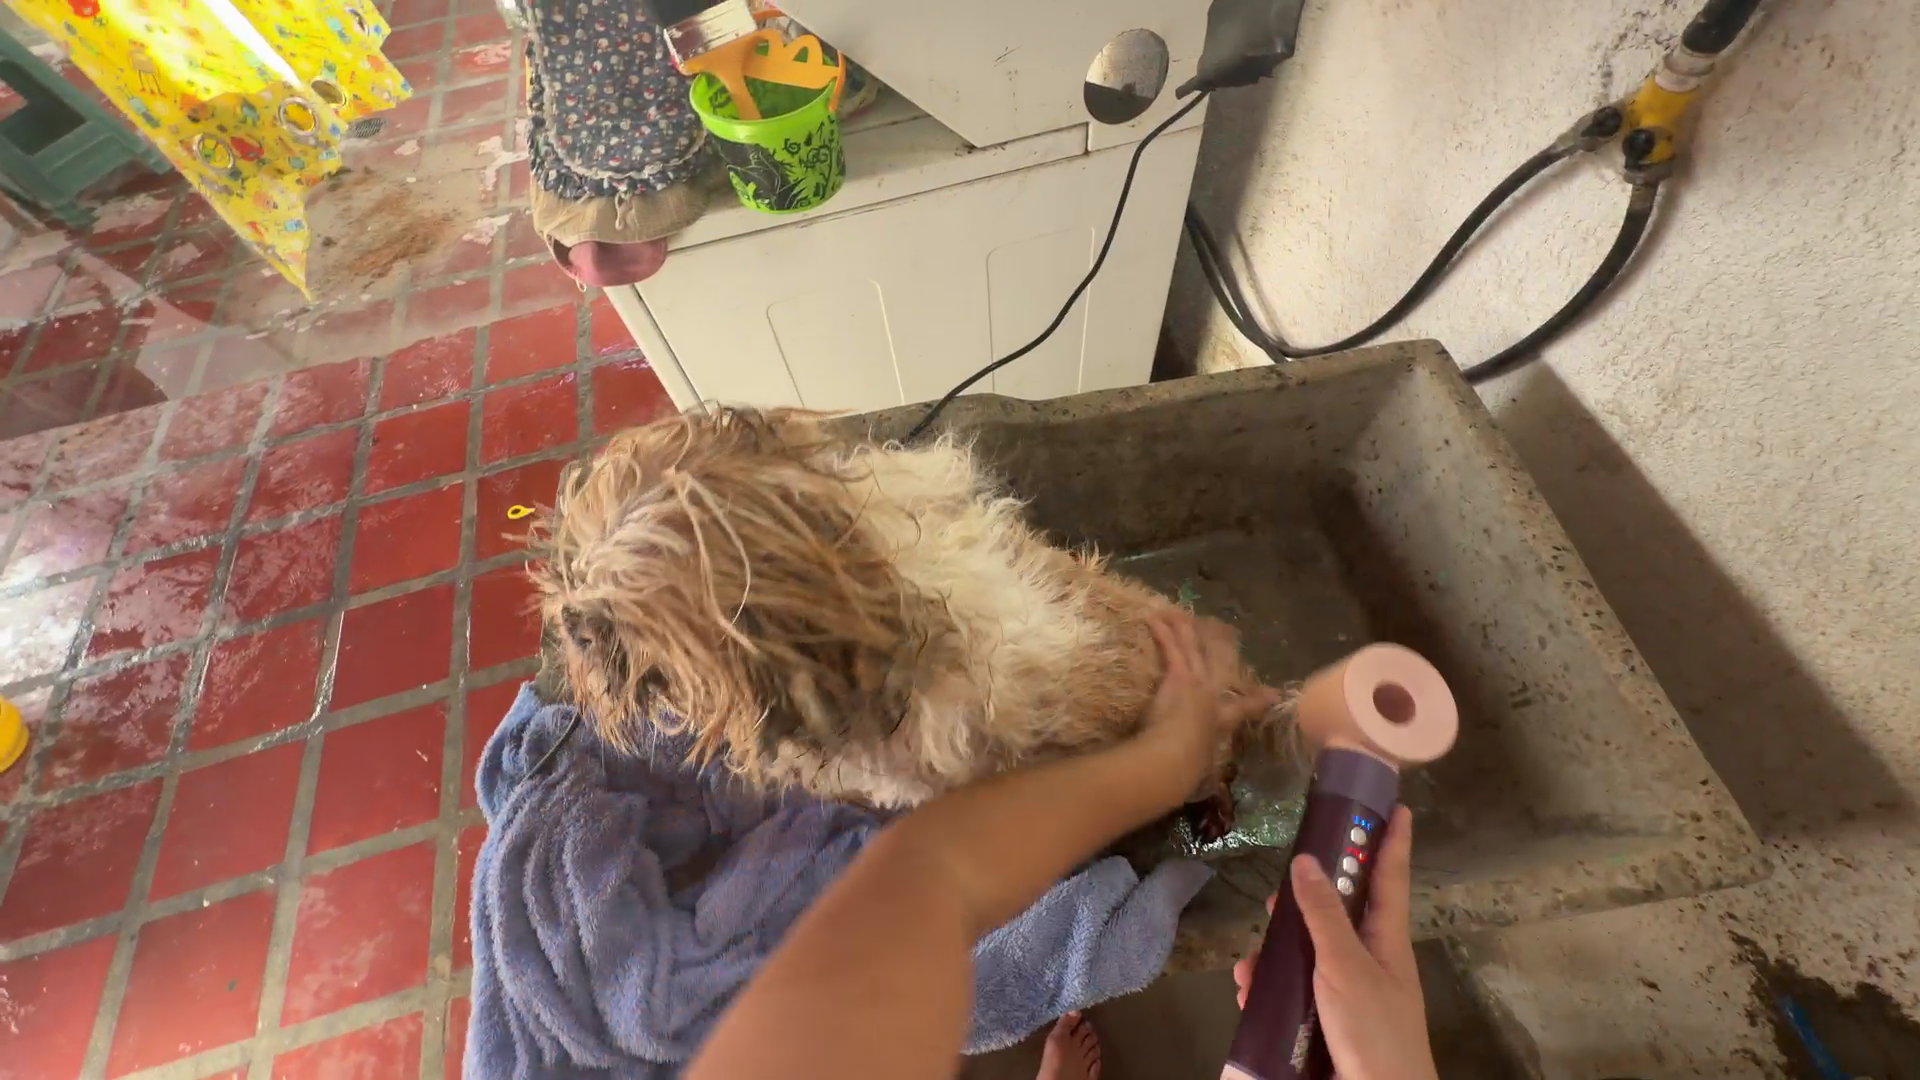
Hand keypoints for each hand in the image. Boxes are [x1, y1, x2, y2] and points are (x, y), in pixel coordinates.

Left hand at [1142, 609, 1277, 789]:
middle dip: (1220, 645)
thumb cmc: (1185, 770)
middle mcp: (1213, 699)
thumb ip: (1198, 772)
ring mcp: (1197, 684)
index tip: (1273, 694)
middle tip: (1223, 628)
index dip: (1259, 700)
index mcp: (1222, 723)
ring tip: (1176, 611)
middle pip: (1220, 664)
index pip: (1244, 709)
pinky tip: (1155, 616)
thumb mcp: (1199, 770)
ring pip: (1193, 649)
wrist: (1173, 761)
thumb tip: (1190, 784)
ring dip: (1184, 629)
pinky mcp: (1179, 677)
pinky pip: (1172, 648)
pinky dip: (1164, 631)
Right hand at [1233, 806, 1438, 1079]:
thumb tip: (1307, 858)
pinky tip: (1251, 992)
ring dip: (1274, 953)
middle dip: (1302, 900)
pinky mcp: (1326, 1017)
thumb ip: (1323, 913)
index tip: (1396, 806)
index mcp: (1386, 939)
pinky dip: (1269, 986)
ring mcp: (1348, 988)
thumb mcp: (1345, 966)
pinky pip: (1292, 986)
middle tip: (1275, 897)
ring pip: (1305, 949)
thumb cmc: (1374, 1031)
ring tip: (1251, 964)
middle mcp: (1369, 957)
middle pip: (1336, 910)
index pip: (1391, 877)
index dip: (1393, 841)